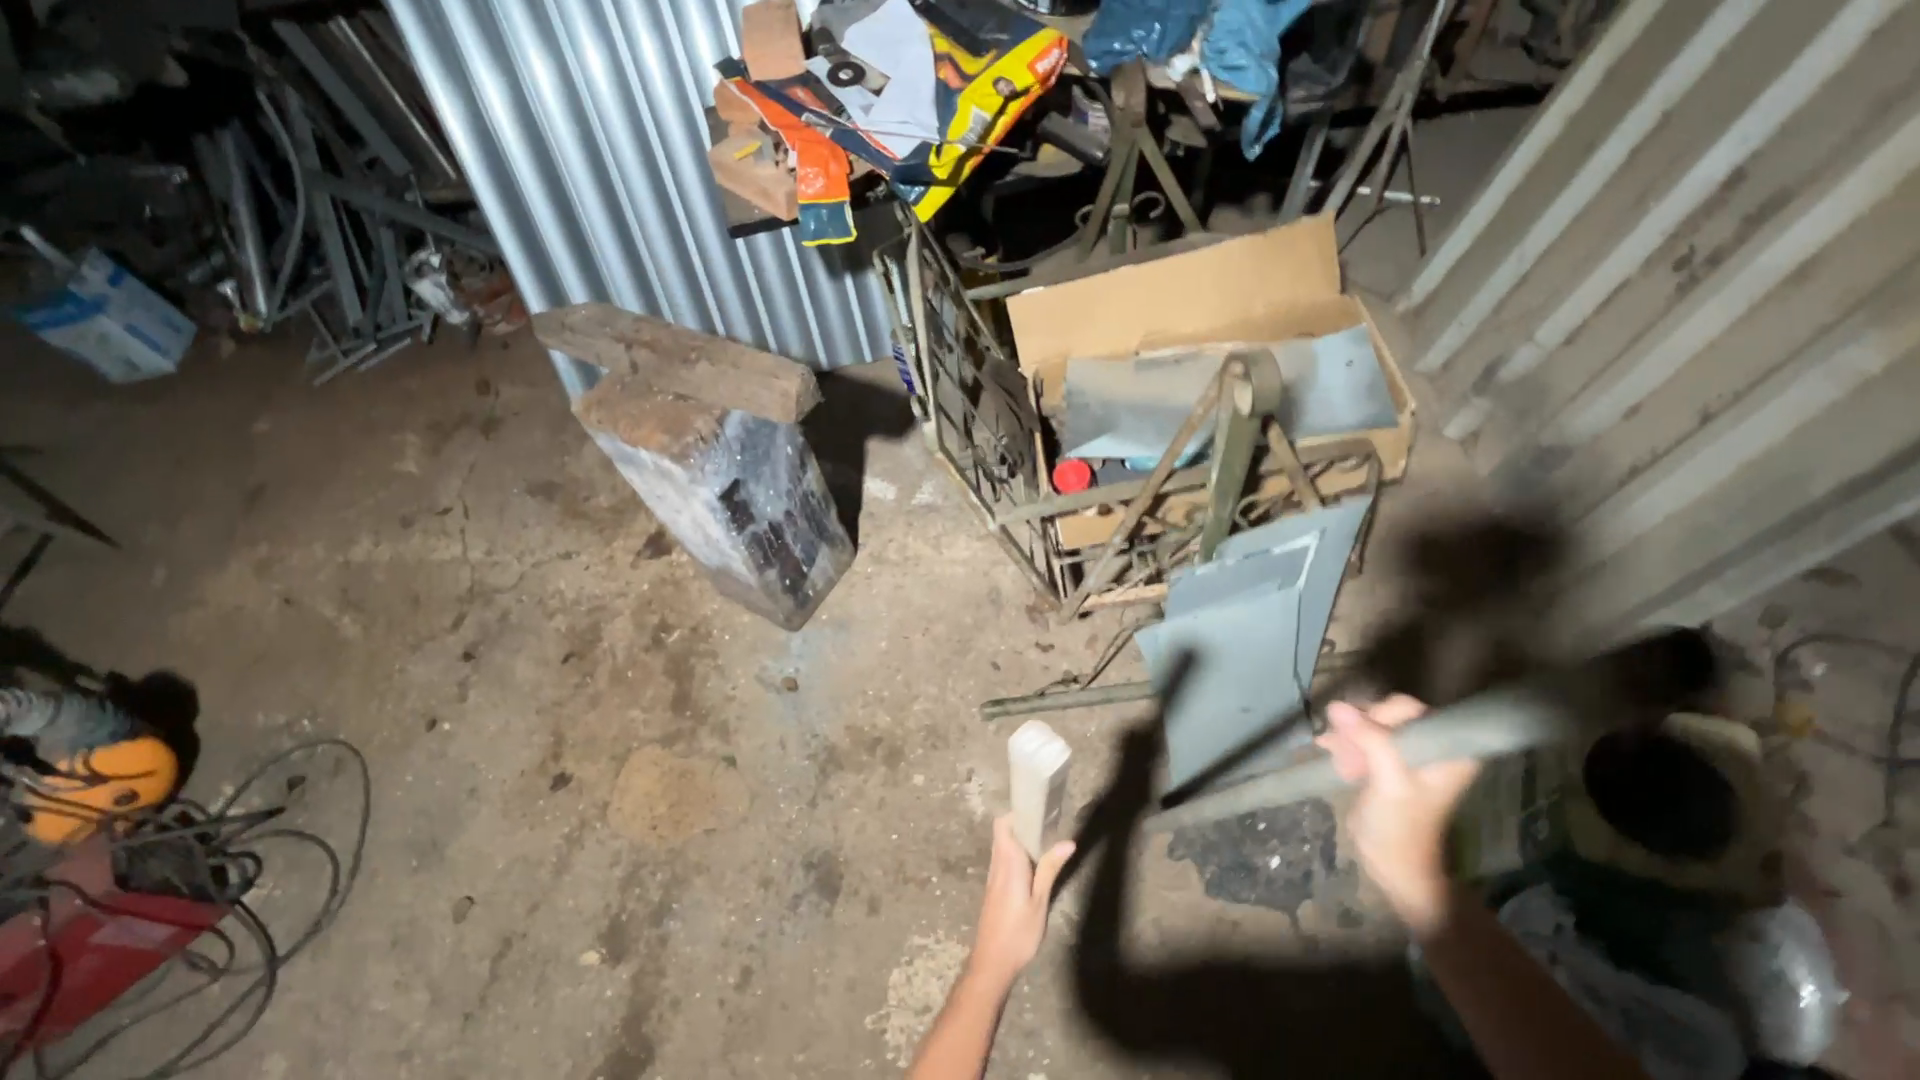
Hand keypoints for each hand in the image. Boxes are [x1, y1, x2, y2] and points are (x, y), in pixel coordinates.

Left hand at [967, 815, 1073, 987]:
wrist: (992, 961)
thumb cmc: (1018, 933)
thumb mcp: (1039, 901)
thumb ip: (1050, 869)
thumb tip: (1067, 841)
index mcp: (1007, 863)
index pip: (1003, 825)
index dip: (1018, 814)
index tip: (1040, 812)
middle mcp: (997, 865)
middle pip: (1003, 833)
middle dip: (1022, 824)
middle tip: (1048, 826)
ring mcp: (994, 877)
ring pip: (1003, 846)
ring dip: (1020, 840)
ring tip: (1046, 843)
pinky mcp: (995, 888)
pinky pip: (1004, 860)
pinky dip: (1018, 855)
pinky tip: (1034, 866)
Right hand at [1316, 695, 1480, 936]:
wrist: (1392, 867)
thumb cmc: (1400, 828)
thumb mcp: (1389, 782)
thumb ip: (1371, 740)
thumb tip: (1337, 706)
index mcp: (1449, 749)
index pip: (1414, 710)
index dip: (1383, 716)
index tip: (1359, 734)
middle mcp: (1432, 745)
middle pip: (1390, 713)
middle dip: (1362, 727)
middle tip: (1343, 748)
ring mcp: (1408, 754)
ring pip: (1372, 724)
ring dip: (1349, 735)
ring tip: (1335, 755)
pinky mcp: (1387, 762)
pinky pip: (1363, 738)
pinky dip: (1346, 742)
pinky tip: (1331, 753)